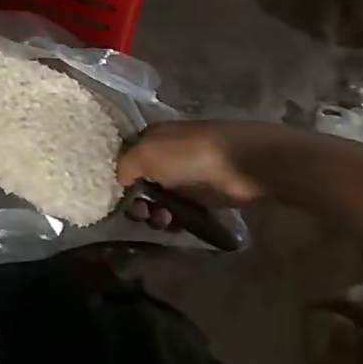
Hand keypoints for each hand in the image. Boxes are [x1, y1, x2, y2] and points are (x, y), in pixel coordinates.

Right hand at [116, 120, 279, 228]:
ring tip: (163, 221)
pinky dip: (174, 220)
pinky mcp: (202, 196)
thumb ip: (125, 165)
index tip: (120, 199)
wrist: (243, 163)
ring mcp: (185, 175)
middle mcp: (166, 155)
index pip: (126, 159)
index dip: (119, 180)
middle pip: (141, 183)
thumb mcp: (147, 153)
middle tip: (143, 214)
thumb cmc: (190, 154)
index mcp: (151, 138)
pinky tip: (175, 226)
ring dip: (155, 214)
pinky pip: (180, 211)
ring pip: (159, 200)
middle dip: (137, 202)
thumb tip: (121, 180)